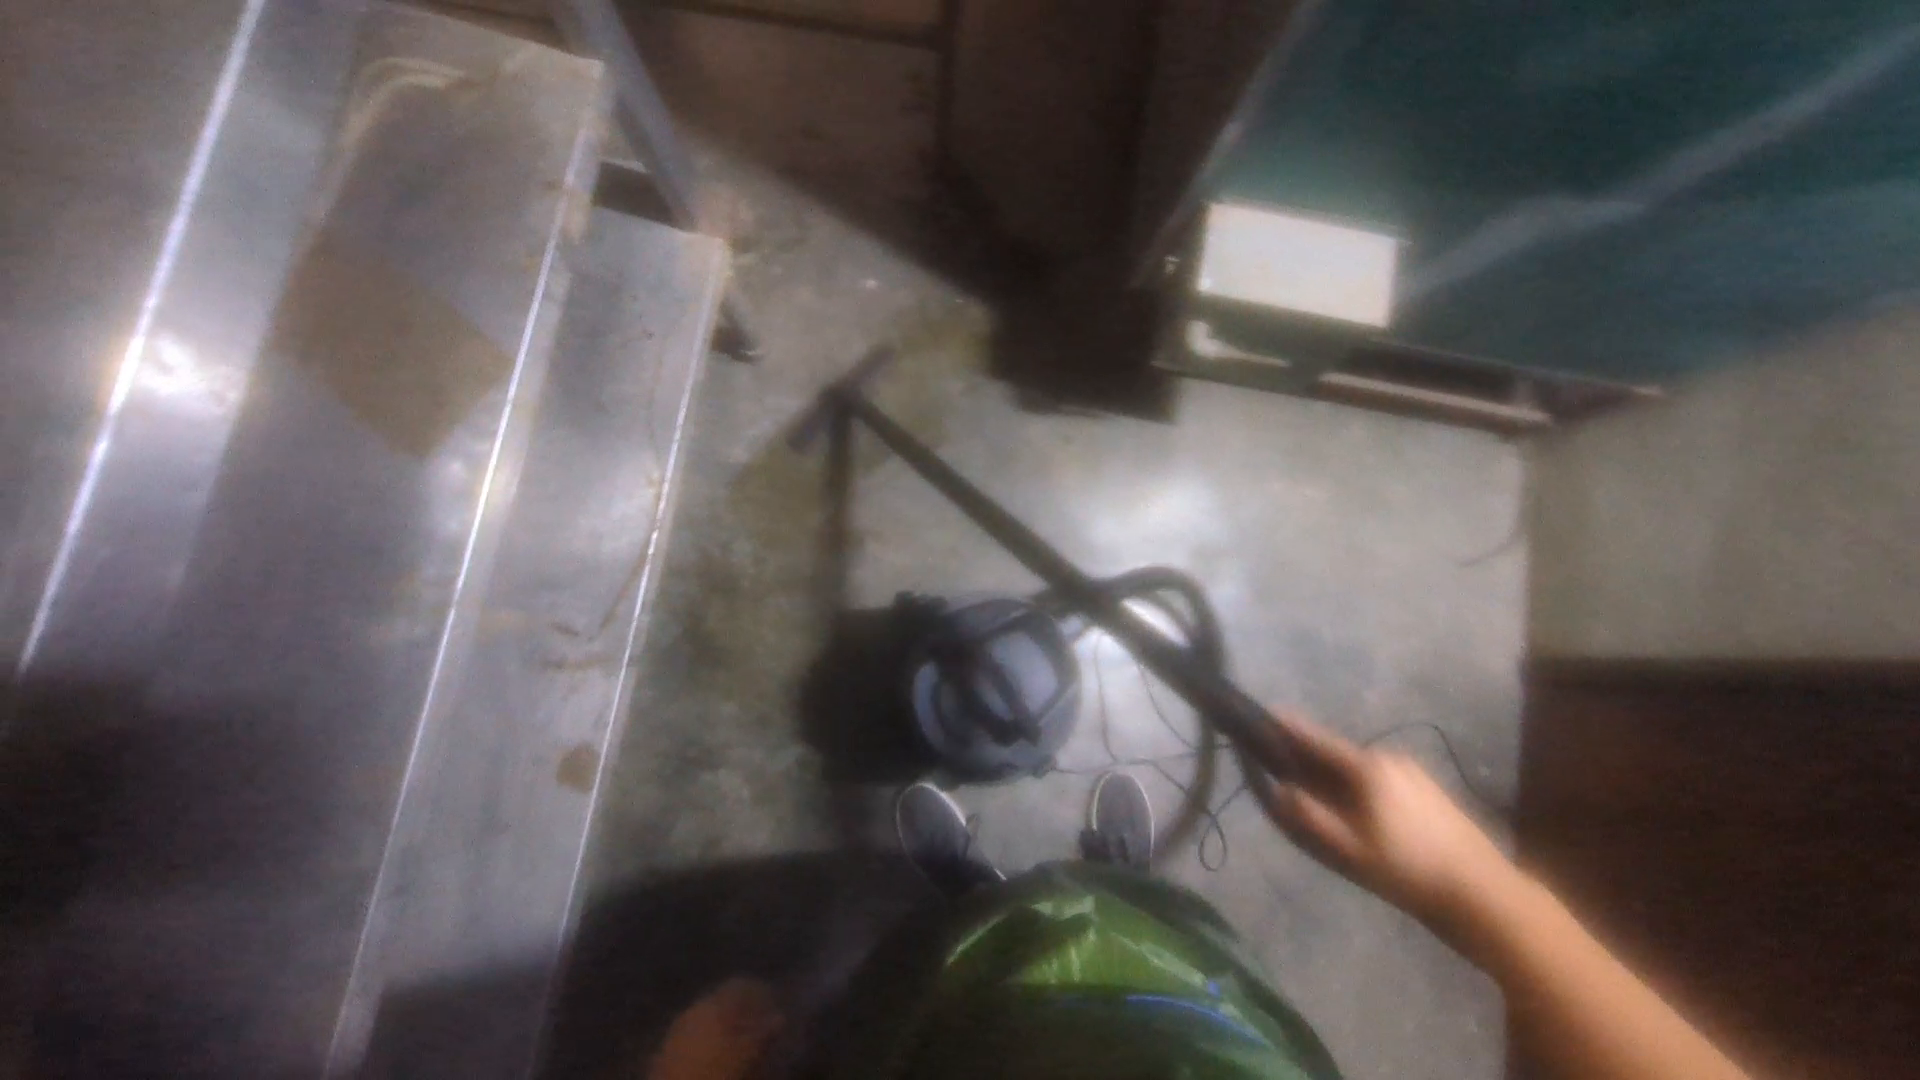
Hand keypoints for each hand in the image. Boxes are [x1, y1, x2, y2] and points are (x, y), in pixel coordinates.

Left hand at [647, 977, 784, 1079]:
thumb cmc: (716, 1072)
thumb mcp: (748, 1054)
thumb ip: (765, 1033)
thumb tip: (780, 1018)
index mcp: (715, 1003)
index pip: (741, 985)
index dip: (759, 991)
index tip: (773, 1001)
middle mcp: (695, 1007)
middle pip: (722, 1000)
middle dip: (741, 1009)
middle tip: (757, 1023)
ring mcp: (677, 1027)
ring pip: (706, 1017)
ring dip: (723, 1025)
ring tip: (737, 1041)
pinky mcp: (665, 1049)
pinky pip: (693, 1035)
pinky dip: (707, 1039)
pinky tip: (714, 1053)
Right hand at [1252, 711, 1516, 932]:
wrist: (1482, 893)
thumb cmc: (1407, 868)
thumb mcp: (1349, 848)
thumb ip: (1309, 816)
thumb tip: (1278, 790)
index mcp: (1369, 767)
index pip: (1320, 741)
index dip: (1291, 729)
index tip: (1268, 714)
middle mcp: (1392, 761)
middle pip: (1339, 756)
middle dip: (1310, 760)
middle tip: (1284, 768)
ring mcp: (1415, 777)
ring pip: (1360, 772)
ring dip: (1335, 778)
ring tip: (1316, 795)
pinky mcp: (1430, 796)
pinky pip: (1379, 784)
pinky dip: (1357, 790)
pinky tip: (1356, 814)